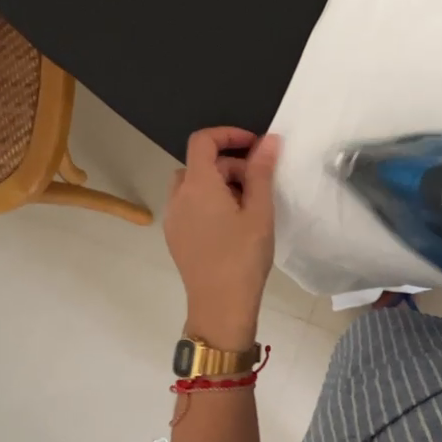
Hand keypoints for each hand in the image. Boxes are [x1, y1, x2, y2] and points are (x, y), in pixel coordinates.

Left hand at [165, 127, 280, 349]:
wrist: (221, 306)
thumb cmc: (243, 256)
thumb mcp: (260, 210)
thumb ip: (261, 171)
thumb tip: (268, 140)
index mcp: (198, 185)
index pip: (203, 141)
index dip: (228, 135)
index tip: (254, 146)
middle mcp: (178, 197)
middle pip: (200, 164)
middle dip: (230, 165)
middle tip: (258, 184)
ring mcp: (173, 219)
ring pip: (194, 186)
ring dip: (219, 184)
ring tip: (247, 206)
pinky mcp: (175, 237)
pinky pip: (189, 206)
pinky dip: (209, 202)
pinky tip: (232, 225)